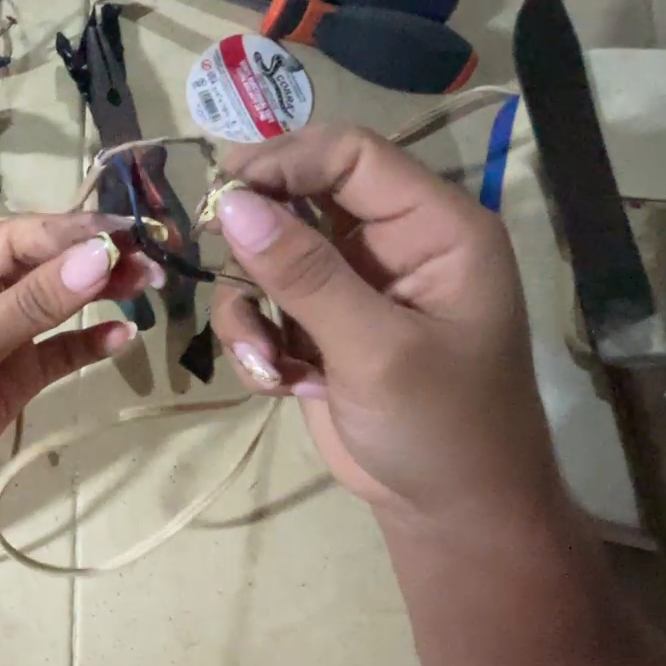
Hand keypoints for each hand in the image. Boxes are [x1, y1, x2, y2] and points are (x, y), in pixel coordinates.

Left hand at [0, 213, 159, 502]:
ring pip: (59, 305)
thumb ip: (32, 302)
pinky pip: (60, 351)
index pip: (24, 236)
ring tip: (148, 286)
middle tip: (152, 259)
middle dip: (95, 258)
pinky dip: (89, 343)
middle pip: (48, 265)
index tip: (130, 232)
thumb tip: (98, 256)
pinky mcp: (16, 375)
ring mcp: (1, 335)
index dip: (76, 231)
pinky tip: (121, 337)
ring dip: (100, 293)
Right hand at [209, 126, 561, 521]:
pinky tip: (280, 385)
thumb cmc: (440, 426)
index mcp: (433, 229)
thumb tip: (234, 204)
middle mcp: (387, 248)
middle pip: (297, 204)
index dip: (285, 161)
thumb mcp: (374, 348)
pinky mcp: (315, 330)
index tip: (221, 189)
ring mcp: (346, 291)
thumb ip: (304, 274)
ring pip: (264, 264)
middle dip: (254, 243)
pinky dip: (254, 347)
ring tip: (268, 365)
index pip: (352, 158)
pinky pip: (259, 312)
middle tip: (220, 268)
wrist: (446, 508)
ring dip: (248, 315)